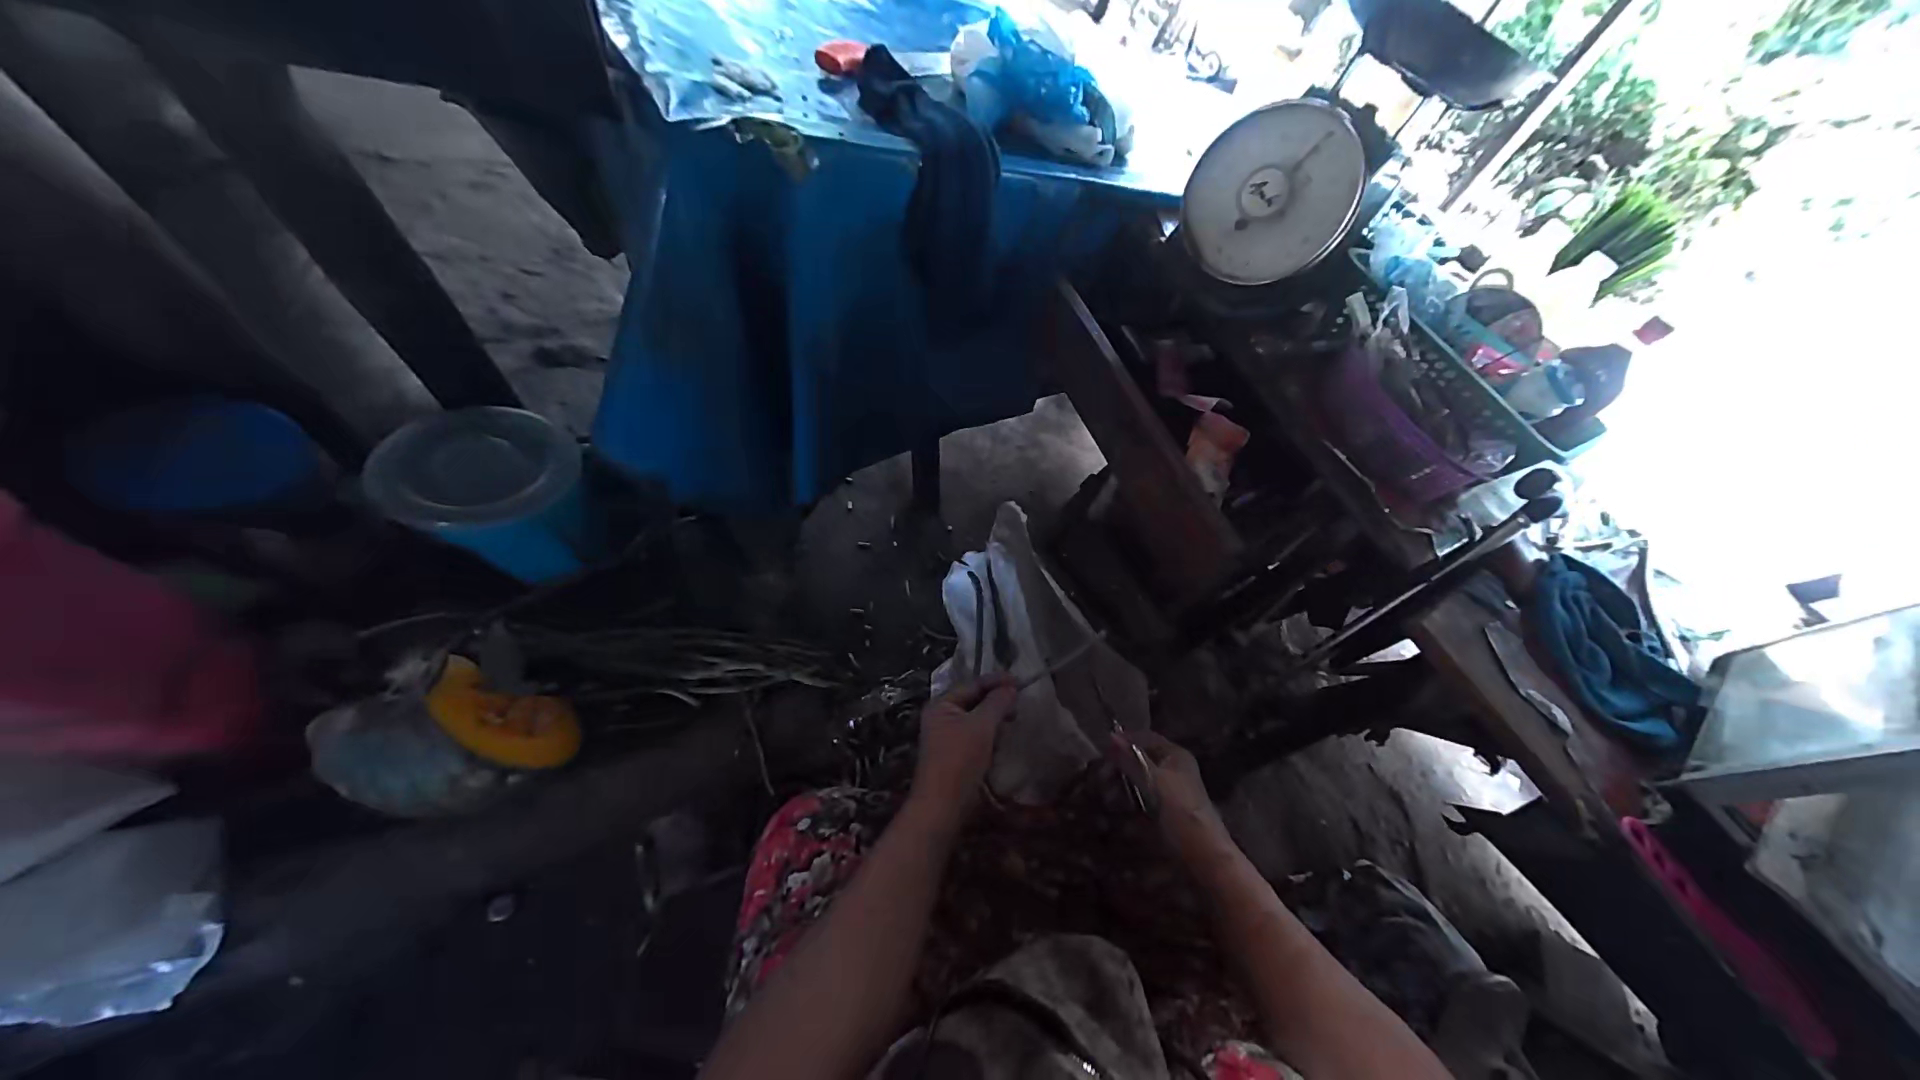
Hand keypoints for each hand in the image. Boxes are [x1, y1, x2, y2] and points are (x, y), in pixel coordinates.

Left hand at [909, 674, 1017, 827]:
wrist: (943, 805)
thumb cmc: (960, 760)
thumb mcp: (981, 726)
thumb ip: (996, 703)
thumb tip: (1011, 687)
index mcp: (941, 705)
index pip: (972, 685)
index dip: (996, 681)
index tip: (1020, 681)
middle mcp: (941, 718)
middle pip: (974, 701)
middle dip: (996, 701)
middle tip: (1019, 703)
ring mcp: (947, 737)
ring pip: (977, 720)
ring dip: (995, 719)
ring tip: (1013, 719)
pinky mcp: (956, 756)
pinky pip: (976, 737)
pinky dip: (990, 735)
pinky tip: (1002, 740)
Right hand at [1109, 730, 1227, 857]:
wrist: (1204, 856)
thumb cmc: (1182, 811)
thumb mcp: (1154, 781)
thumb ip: (1131, 759)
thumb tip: (1110, 735)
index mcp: (1175, 755)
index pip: (1144, 737)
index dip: (1123, 741)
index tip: (1101, 753)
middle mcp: (1173, 768)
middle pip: (1139, 758)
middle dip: (1118, 766)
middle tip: (1100, 779)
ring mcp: (1169, 790)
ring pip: (1137, 779)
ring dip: (1119, 785)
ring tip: (1107, 798)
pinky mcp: (1164, 811)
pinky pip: (1139, 799)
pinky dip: (1127, 801)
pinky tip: (1116, 810)